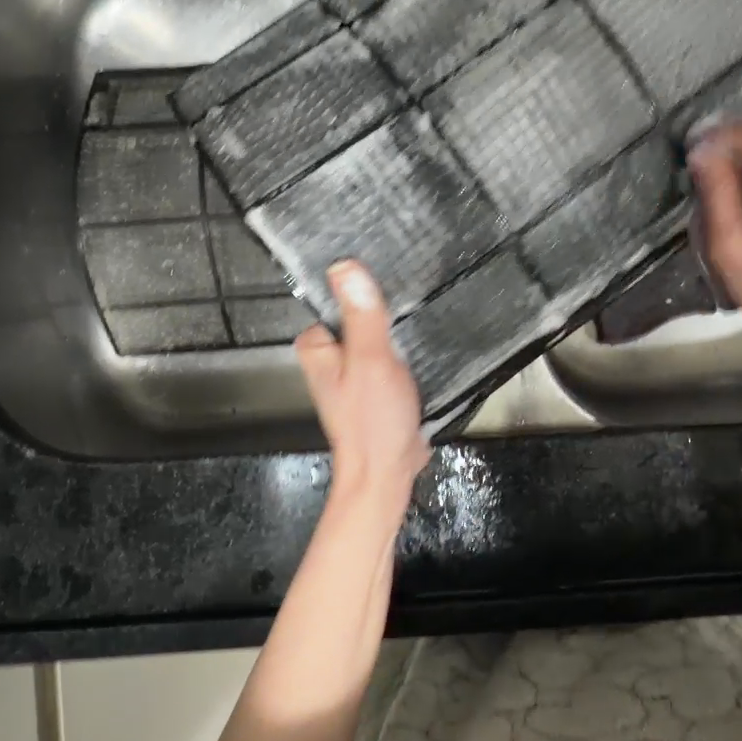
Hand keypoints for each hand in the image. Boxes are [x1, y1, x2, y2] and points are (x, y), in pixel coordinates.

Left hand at [294, 261, 429, 516]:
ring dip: (400, 333)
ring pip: (380, 337)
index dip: (366, 292)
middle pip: (361, 317)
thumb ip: (361, 314)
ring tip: (422, 320)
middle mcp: (331, 358)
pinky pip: (392, 357)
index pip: (340, 300)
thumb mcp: (371, 359)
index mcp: (317, 347)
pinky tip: (425, 348)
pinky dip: (407, 353)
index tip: (392, 281)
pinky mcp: (377, 387)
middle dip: (386, 314)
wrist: (387, 474)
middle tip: (414, 304)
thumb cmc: (372, 420)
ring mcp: (355, 373)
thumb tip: (344, 266)